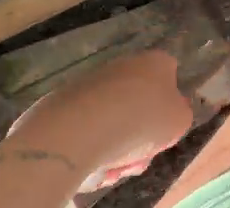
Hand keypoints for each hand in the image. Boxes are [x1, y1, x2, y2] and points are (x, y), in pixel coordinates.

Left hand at [6, 50, 192, 181]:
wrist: (72, 135)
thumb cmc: (139, 122)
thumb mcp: (178, 122)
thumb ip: (179, 114)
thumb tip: (169, 114)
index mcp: (156, 62)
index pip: (169, 78)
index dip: (167, 107)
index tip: (161, 132)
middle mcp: (122, 65)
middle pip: (133, 102)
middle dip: (135, 133)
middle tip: (134, 159)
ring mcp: (83, 85)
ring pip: (103, 117)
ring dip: (108, 141)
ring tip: (106, 168)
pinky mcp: (50, 106)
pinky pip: (74, 127)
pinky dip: (80, 144)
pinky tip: (82, 163)